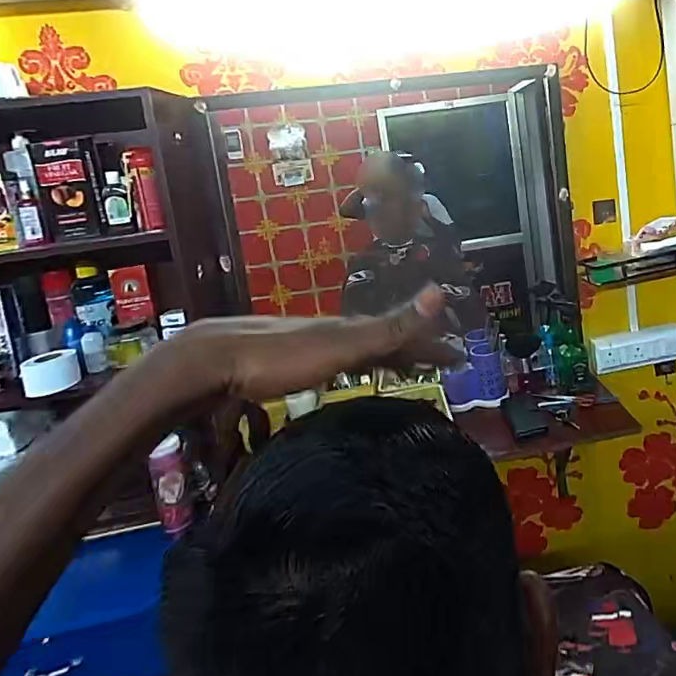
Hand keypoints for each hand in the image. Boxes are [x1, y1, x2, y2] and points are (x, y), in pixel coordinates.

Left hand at [170, 285, 461, 403]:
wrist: (214, 361)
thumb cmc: (280, 357)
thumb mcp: (342, 343)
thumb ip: (389, 325)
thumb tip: (439, 290)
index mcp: (348, 330)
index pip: (402, 336)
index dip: (432, 346)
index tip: (461, 358)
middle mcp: (331, 334)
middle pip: (380, 340)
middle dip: (412, 350)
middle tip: (438, 364)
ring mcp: (306, 349)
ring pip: (354, 352)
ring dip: (382, 359)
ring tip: (400, 371)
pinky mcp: (283, 366)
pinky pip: (331, 366)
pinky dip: (350, 371)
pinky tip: (339, 384)